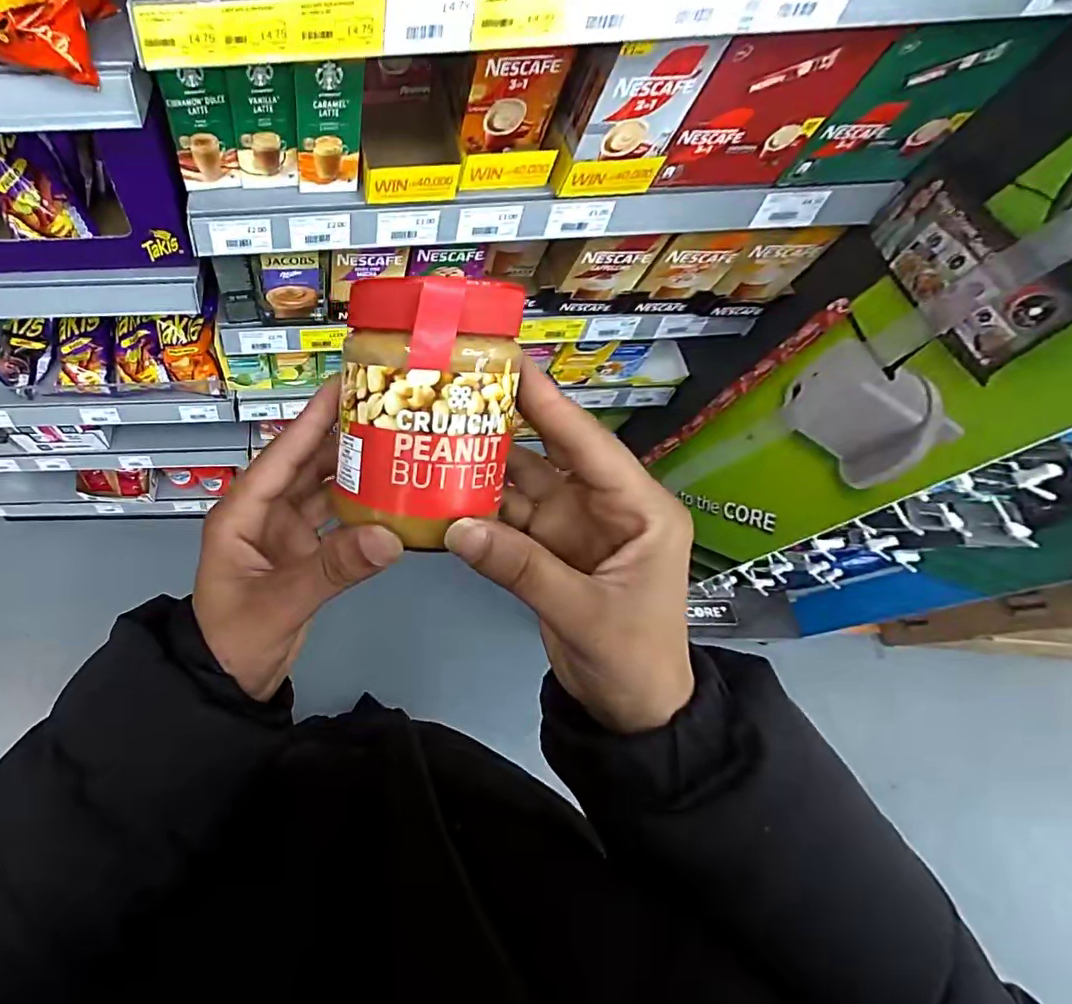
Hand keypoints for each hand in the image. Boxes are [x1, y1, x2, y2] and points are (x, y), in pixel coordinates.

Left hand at [194, 380, 402, 701]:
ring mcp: (283, 532)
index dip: (312, 419)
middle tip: (385, 410)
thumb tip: (389, 537)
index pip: (280, 455)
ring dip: (352, 470)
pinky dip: (358, 509)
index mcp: (241, 513)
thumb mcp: (279, 603)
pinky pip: (333, 521)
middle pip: (304, 465)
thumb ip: (332, 569)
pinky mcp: (301, 553)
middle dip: (341, 437)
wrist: (228, 684)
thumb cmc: (233, 640)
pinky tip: (387, 497)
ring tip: (394, 444)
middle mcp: (262, 513)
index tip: (343, 385)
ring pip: (320, 490)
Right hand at [444, 363, 694, 731]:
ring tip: (434, 436)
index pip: (587, 443)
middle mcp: (601, 505)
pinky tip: (440, 493)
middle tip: (457, 390)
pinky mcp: (544, 548)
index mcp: (637, 508)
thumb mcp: (584, 613)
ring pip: (518, 486)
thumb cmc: (634, 658)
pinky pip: (504, 519)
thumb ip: (521, 569)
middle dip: (504, 423)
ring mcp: (568, 527)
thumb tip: (456, 528)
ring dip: (479, 467)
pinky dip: (474, 510)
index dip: (548, 402)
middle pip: (546, 455)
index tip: (510, 361)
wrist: (632, 711)